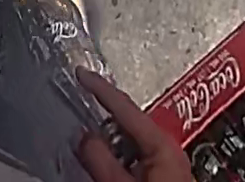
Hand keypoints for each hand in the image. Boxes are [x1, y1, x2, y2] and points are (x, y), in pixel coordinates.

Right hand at [75, 67, 193, 181]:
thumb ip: (102, 161)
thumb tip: (83, 136)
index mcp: (161, 144)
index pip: (124, 105)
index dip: (99, 87)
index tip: (81, 73)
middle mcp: (167, 150)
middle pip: (127, 126)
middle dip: (101, 122)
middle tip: (77, 113)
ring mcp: (167, 168)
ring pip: (128, 147)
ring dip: (107, 148)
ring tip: (86, 149)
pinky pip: (134, 164)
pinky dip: (116, 164)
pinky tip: (103, 170)